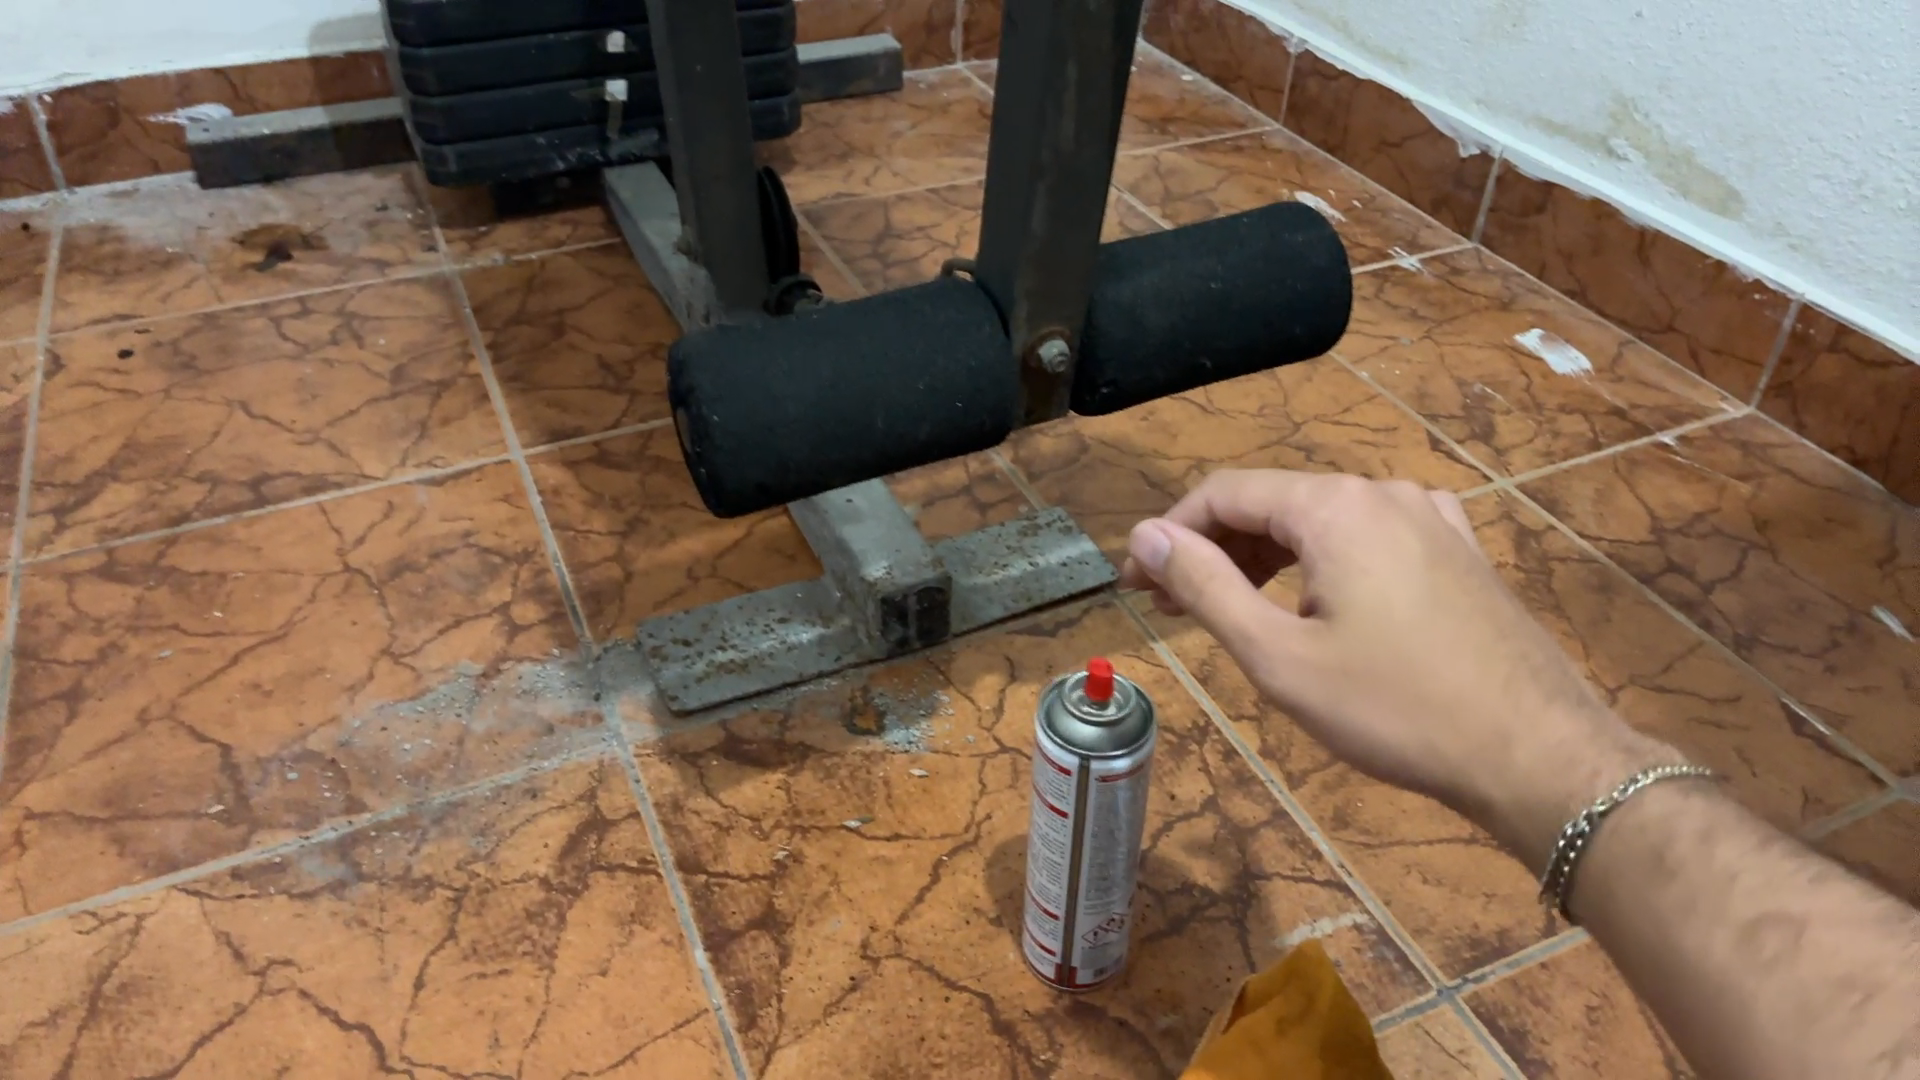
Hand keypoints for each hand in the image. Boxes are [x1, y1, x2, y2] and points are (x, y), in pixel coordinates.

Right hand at [1122, 470, 1669, 868]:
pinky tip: (1309, 601)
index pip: (1223, 494)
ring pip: (1316, 521)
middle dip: (1211, 549)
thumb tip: (1147, 536)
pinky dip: (1316, 562)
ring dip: (1259, 558)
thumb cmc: (1394, 708)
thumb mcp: (1277, 654)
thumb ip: (1204, 585)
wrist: (1541, 757)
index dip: (1170, 534)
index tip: (1138, 582)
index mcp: (1333, 507)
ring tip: (1227, 610)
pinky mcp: (1455, 549)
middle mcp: (1381, 492)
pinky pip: (1364, 536)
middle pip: (1269, 503)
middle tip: (1170, 605)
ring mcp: (1428, 517)